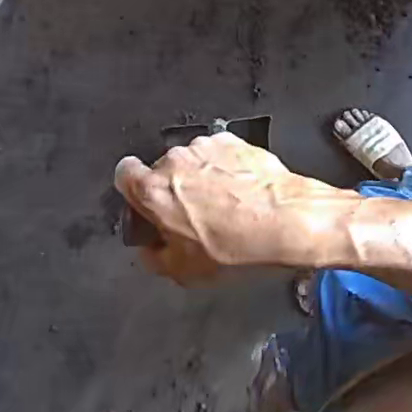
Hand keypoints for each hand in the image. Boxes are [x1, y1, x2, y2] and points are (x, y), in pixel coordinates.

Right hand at [114, 133, 350, 282]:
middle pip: (162, 170)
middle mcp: (176, 161)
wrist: (287, 220)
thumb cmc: (240, 245)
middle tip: (195, 216)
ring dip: (202, 177)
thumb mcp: (185, 271)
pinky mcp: (233, 140)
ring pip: (193, 161)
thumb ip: (155, 257)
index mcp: (154, 191)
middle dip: (174, 189)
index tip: (146, 202)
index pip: (124, 174)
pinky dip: (226, 167)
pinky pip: (219, 153)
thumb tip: (151, 250)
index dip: (134, 188)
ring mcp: (206, 147)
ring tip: (225, 206)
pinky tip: (241, 191)